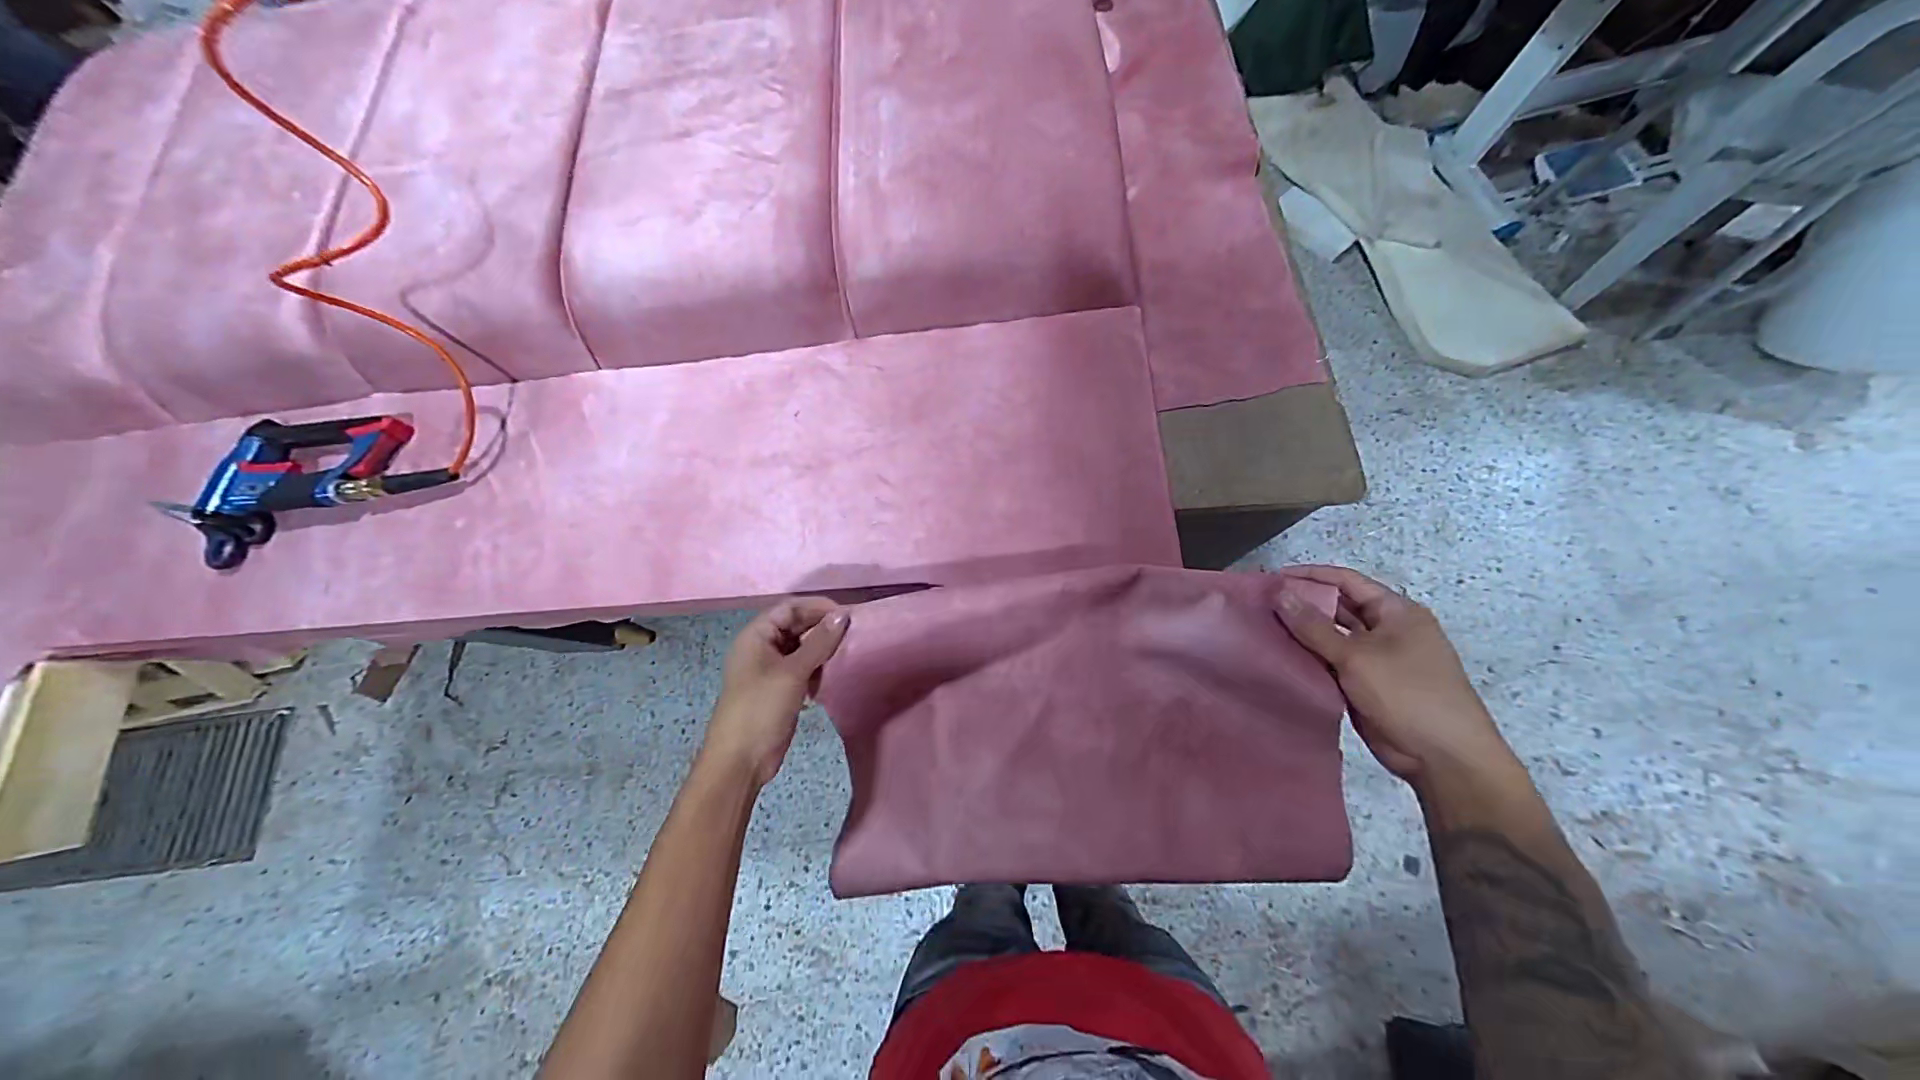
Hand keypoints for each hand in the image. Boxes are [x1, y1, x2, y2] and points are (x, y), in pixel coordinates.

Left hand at [700, 597, 849, 787]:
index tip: (848, 615)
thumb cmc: (761, 708)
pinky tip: (833, 674)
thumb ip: (819, 642)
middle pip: (795, 626)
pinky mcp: (780, 689)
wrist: (741, 760)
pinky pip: (802, 668)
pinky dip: (818, 668)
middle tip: (853, 633)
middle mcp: (761, 647)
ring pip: (801, 648)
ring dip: (822, 649)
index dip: (817, 607)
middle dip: (822, 627)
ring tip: (848, 651)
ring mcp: (770, 669)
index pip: (789, 608)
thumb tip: (843, 615)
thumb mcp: (792, 672)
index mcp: (755, 636)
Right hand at [1275, 565, 1517, 786]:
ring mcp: (1376, 659)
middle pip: (1338, 607)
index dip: (1310, 576)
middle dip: (1302, 604)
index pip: (1347, 581)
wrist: (1443, 757)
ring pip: (1332, 636)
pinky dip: (1309, 658)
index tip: (1271, 578)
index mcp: (1396, 612)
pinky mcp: (1365, 684)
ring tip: (1262, 627)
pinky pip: (1331, 662)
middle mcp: (1387, 630)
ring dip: (1302, 633)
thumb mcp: (1357, 656)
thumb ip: (1314, 626)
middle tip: (1260, 604)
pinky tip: (1279, 656)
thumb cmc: (1407, 695)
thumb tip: (1279, 593)